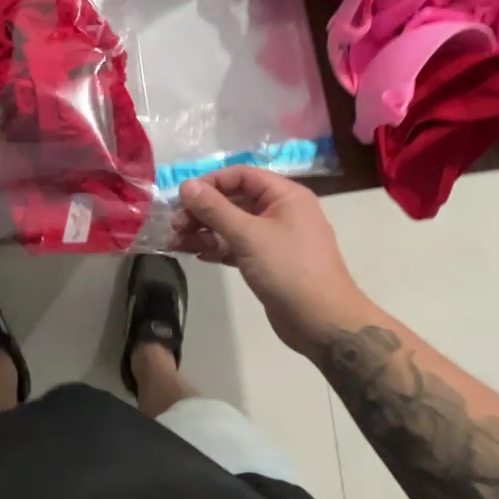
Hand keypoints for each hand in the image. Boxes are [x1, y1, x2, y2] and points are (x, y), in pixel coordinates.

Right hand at [169, 167, 371, 353]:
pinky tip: (197, 254)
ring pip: (233, 225)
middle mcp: (281, 212)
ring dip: (205, 231)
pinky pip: (238, 246)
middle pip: (234, 200)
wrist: (323, 323)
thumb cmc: (289, 270)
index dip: (210, 183)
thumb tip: (186, 185)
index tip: (182, 198)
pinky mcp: (269, 262)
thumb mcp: (248, 235)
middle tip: (175, 226)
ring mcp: (275, 238)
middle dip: (203, 211)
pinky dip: (218, 248)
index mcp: (285, 196)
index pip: (241, 175)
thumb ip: (215, 209)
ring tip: (177, 243)